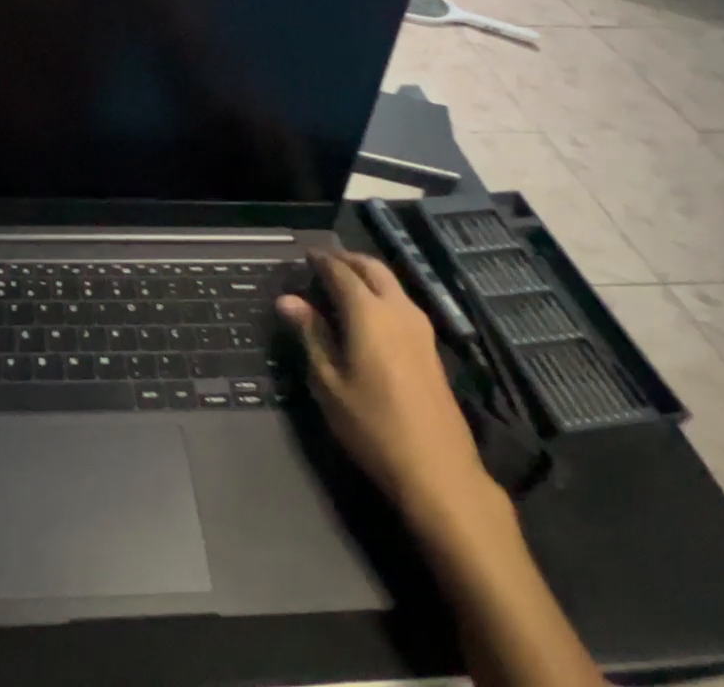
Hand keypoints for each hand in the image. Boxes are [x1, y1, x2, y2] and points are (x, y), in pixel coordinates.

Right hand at [276, 251, 492, 513]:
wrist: (436, 466)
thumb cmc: (371, 424)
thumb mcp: (329, 382)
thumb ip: (311, 334)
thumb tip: (287, 299)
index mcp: (370, 314)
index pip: (342, 273)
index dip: (321, 261)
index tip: (303, 257)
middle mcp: (399, 310)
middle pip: (373, 269)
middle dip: (347, 260)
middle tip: (322, 263)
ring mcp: (421, 327)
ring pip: (392, 284)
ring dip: (366, 275)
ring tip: (340, 284)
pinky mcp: (430, 346)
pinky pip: (401, 303)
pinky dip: (380, 294)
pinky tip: (365, 312)